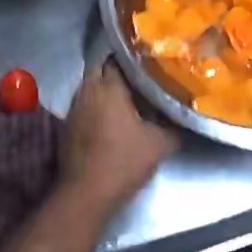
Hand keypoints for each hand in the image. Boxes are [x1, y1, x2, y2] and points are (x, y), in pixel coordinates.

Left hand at [60, 61, 176, 211]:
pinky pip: (83, 102)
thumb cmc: (123, 161)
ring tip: (124, 96)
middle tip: (136, 78)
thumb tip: (183, 116)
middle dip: (116, 70)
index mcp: (109, 87)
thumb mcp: (158, 145)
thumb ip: (173, 127)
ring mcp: (75, 105)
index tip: (146, 63)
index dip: (132, 59)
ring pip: (90, 85)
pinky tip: (108, 116)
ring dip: (104, 87)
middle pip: (101, 68)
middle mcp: (88, 89)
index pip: (118, 60)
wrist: (86, 191)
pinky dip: (95, 104)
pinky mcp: (68, 122)